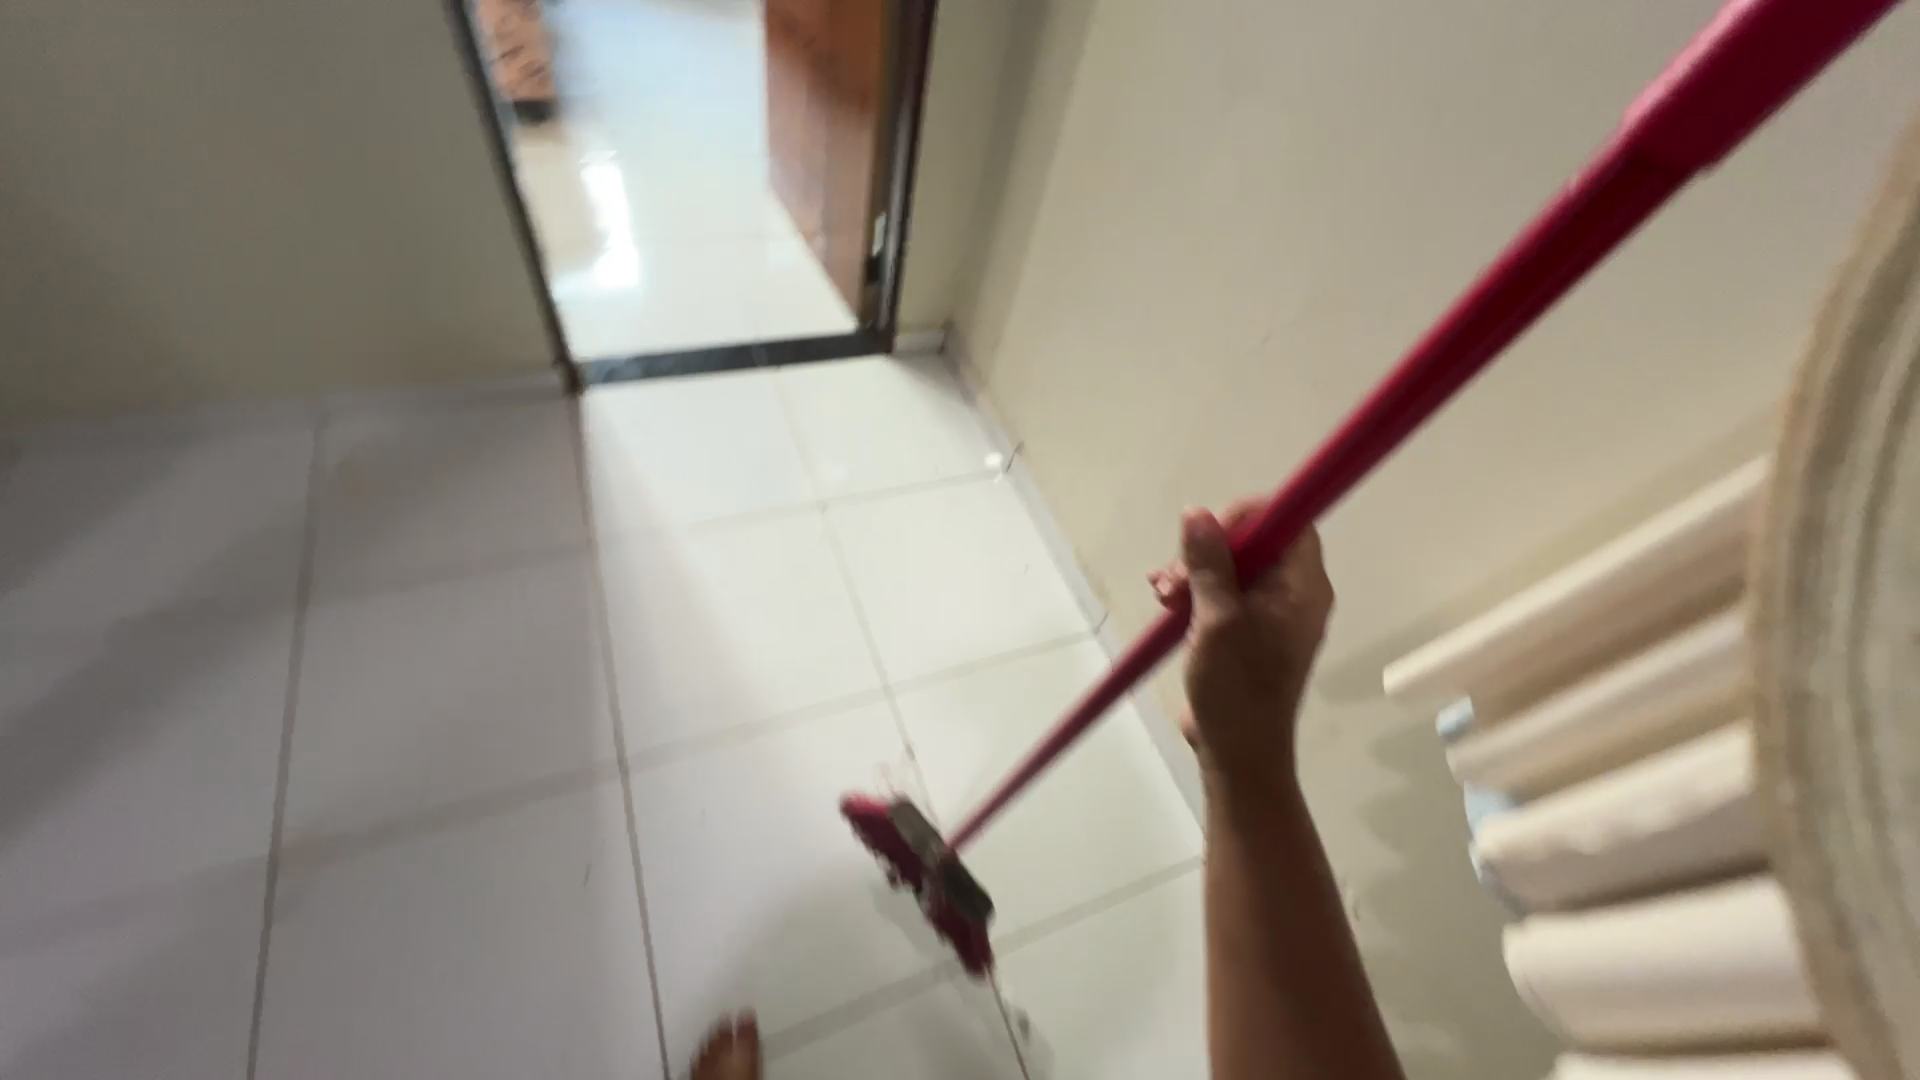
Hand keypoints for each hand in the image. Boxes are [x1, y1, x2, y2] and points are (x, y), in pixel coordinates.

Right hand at [1148, 500, 1332, 785]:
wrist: (1237, 751)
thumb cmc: (1236, 687)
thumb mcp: (1217, 620)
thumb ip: (1208, 563)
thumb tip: (1196, 513)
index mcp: (1303, 588)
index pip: (1289, 523)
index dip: (1249, 517)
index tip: (1209, 533)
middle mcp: (1292, 594)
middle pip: (1253, 543)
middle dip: (1207, 550)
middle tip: (1176, 576)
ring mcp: (1268, 613)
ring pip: (1230, 567)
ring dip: (1192, 573)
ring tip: (1163, 595)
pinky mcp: (1244, 630)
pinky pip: (1221, 592)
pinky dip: (1193, 591)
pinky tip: (1165, 601)